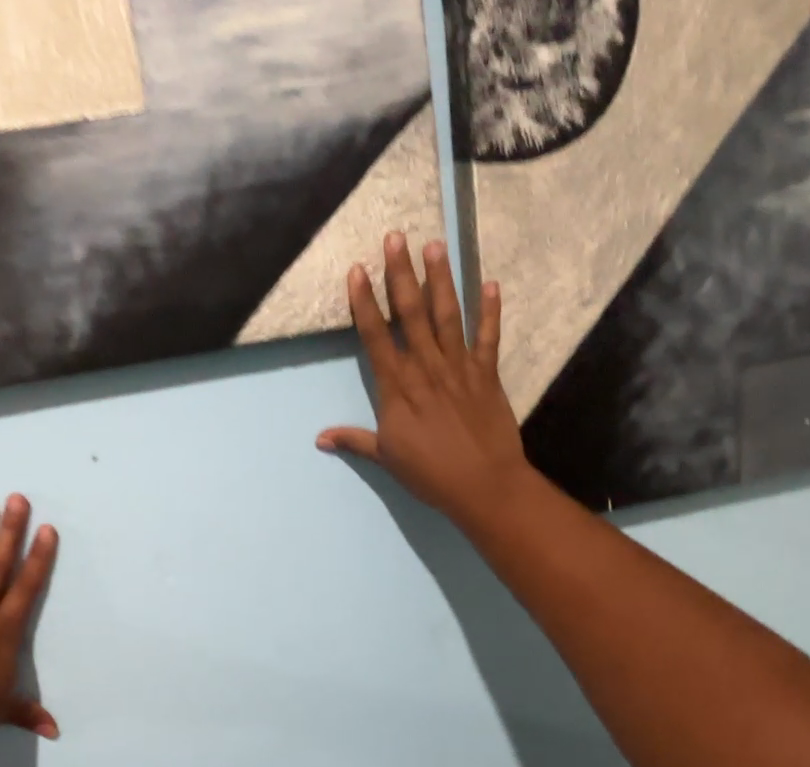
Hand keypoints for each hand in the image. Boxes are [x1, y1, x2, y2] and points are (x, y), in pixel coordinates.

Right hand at [317, 233, 530, 529]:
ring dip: (440, 279)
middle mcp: (426, 368)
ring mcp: (459, 367)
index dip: (364, 303)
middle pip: (411, 313)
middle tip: (395, 238)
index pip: (375, 337)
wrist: (484, 484)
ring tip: (434, 245)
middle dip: (400, 274)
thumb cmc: (430, 473)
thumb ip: (355, 440)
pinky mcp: (487, 374)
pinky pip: (489, 336)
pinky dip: (490, 310)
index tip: (356, 271)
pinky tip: (489, 283)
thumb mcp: (386, 458)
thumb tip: (320, 438)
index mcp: (397, 388)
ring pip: (447, 315)